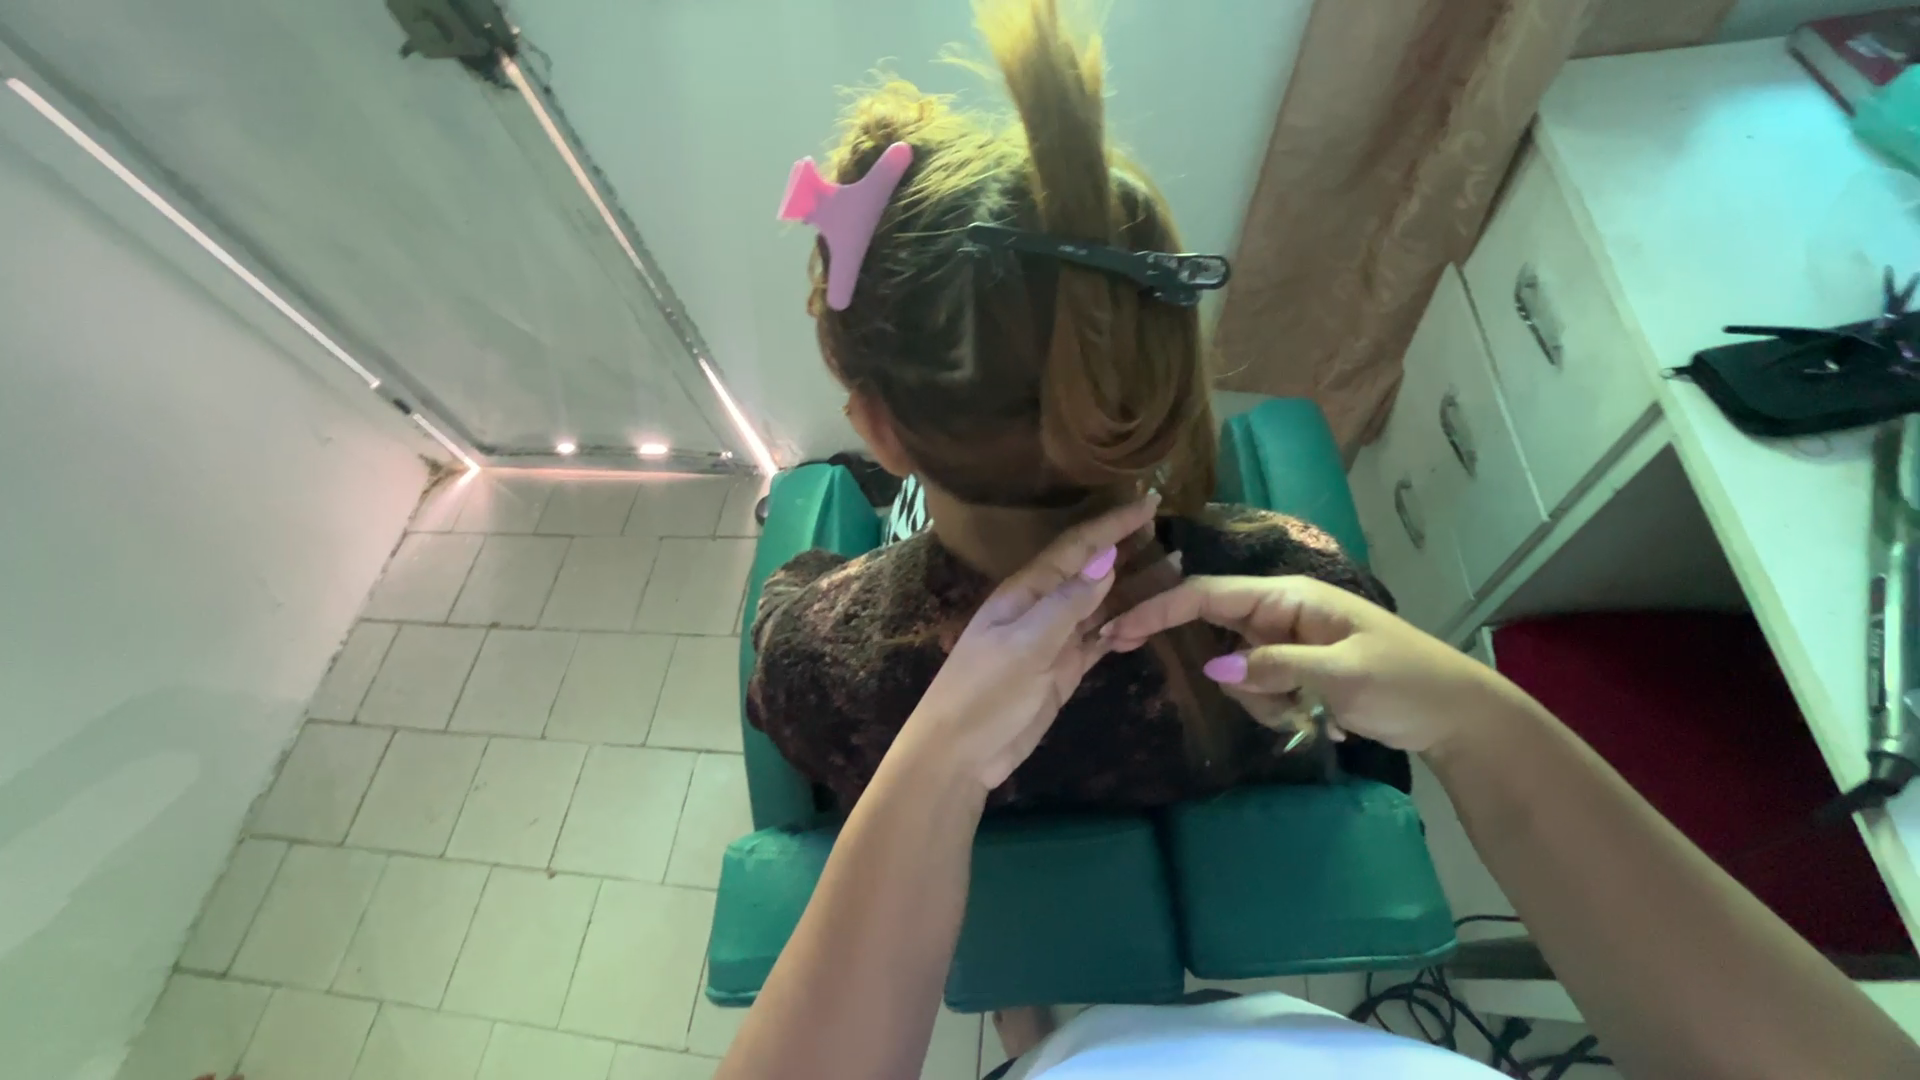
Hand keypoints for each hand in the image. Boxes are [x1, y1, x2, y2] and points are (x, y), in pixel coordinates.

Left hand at [895, 493, 1160, 790]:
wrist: (959, 753)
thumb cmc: (983, 692)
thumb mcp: (1025, 645)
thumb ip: (1066, 604)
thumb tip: (1106, 559)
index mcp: (1027, 592)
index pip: (1076, 547)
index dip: (1112, 524)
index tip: (1150, 501)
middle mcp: (1042, 608)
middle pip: (1091, 572)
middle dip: (1127, 550)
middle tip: (1170, 531)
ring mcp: (1054, 640)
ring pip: (1101, 606)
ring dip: (1133, 592)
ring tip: (1175, 574)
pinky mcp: (1063, 670)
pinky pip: (1098, 641)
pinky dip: (1121, 632)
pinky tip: (1146, 626)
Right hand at [1102, 575, 1521, 755]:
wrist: (1457, 715)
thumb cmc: (1406, 681)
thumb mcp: (1343, 674)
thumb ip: (1275, 667)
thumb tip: (1212, 669)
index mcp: (1288, 597)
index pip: (1208, 594)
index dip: (1159, 607)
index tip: (1118, 629)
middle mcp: (1279, 613)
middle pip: (1213, 628)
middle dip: (1207, 658)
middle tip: (1154, 662)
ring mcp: (1285, 643)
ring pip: (1234, 668)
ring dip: (1257, 698)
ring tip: (1311, 715)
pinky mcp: (1293, 670)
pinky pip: (1257, 689)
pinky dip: (1273, 709)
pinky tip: (1318, 721)